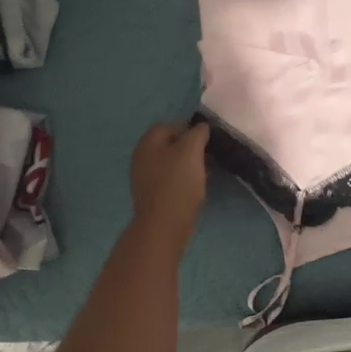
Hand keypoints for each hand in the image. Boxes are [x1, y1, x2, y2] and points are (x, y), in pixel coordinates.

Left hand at [129, 119, 209, 242]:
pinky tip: (194, 188)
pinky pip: (168, 180)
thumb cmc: (177, 184)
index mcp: (148, 143)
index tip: (208, 140)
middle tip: (208, 157)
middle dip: (189, 148)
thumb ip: (197, 134)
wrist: (163, 225)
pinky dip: (182, 180)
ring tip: (205, 173)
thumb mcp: (191, 152)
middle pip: (168, 145)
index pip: (169, 125)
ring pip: (169, 163)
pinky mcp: (151, 195)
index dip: (189, 129)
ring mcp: (144, 177)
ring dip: (186, 165)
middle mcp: (142, 157)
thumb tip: (202, 127)